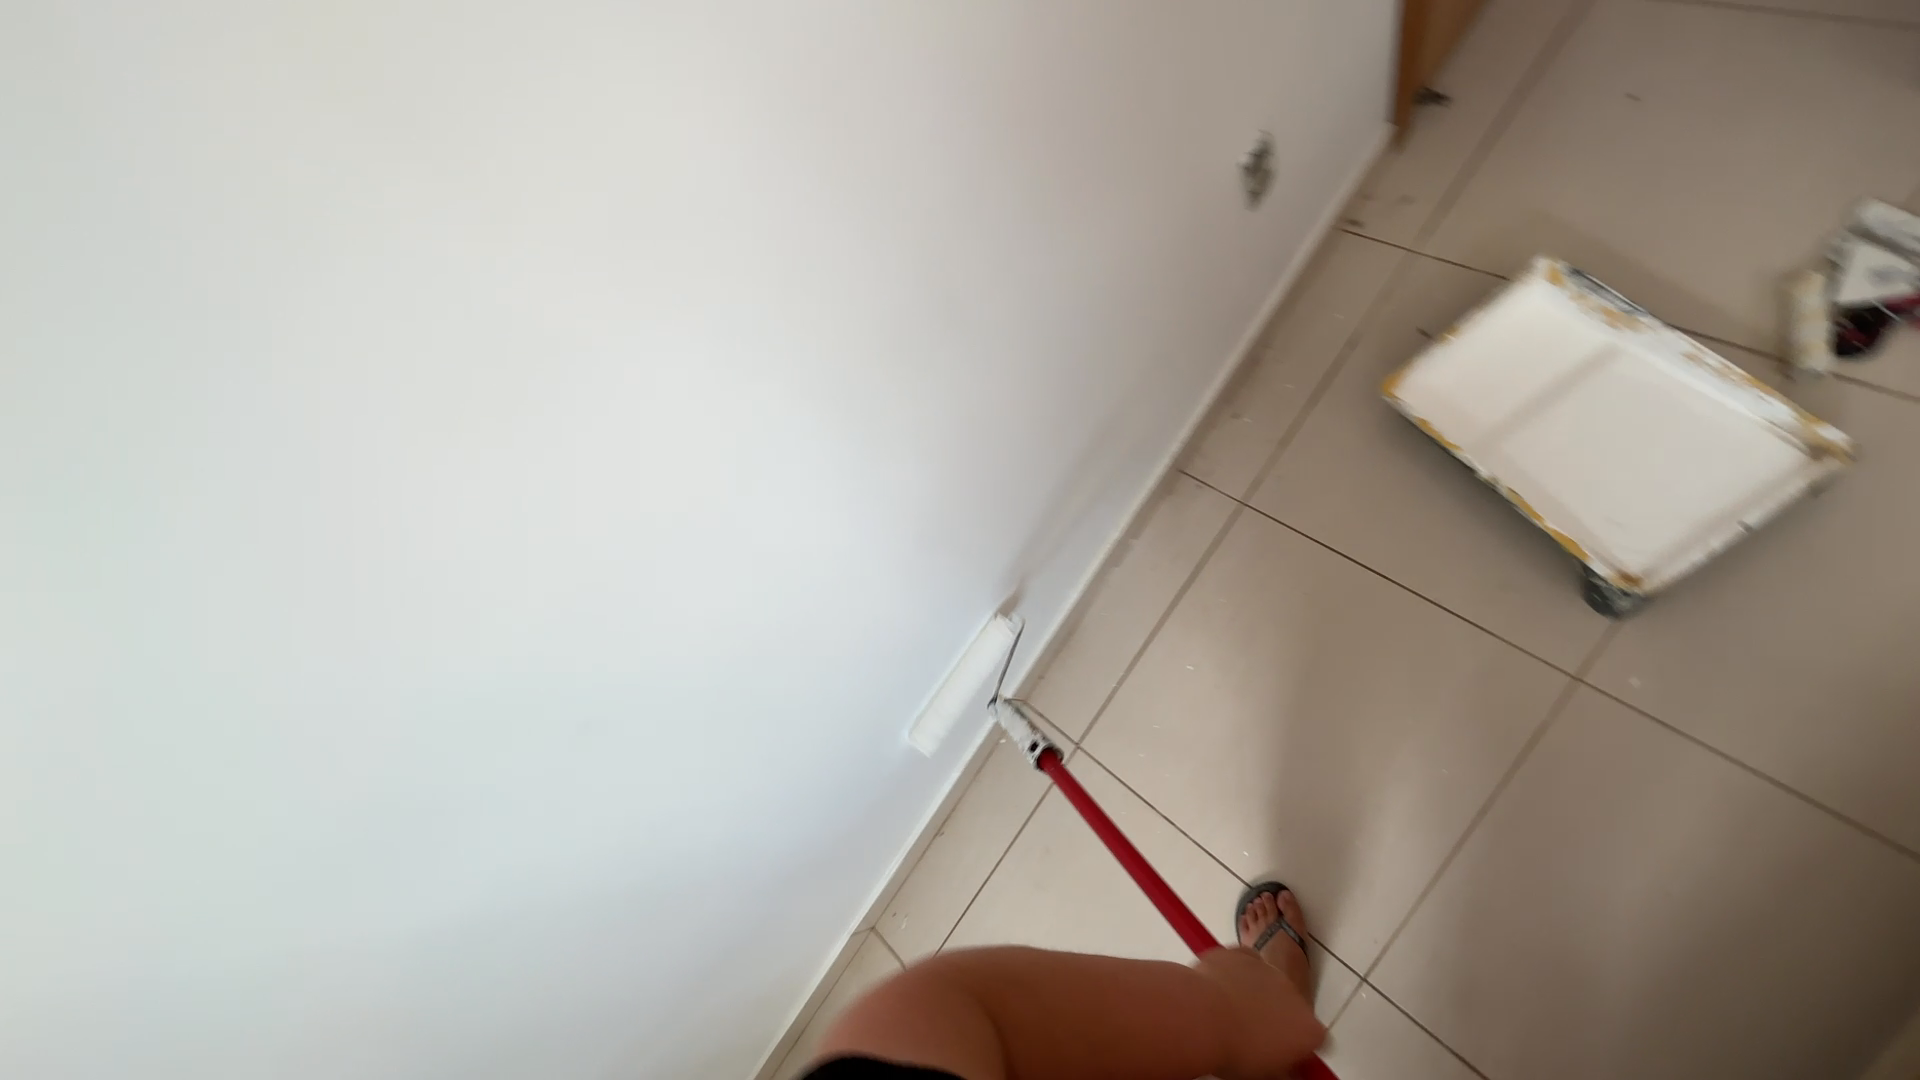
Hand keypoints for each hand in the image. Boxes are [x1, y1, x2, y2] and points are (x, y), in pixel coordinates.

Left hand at [1193, 947, 1326, 1079]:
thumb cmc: (1235, 1051)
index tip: (1279, 1051)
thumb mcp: (1267, 1074)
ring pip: (1265, 980)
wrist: (1201, 1015)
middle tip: (1250, 1029)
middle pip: (1288, 1004)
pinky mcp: (1241, 951)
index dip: (1295, 1044)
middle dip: (1274, 1014)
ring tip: (1230, 1007)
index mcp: (1308, 1029)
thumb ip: (1283, 1068)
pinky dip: (1235, 970)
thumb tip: (1281, 1069)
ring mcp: (1267, 968)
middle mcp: (1293, 993)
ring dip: (1254, 991)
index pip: (1313, 1038)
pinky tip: (1221, 985)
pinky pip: (1243, 961)